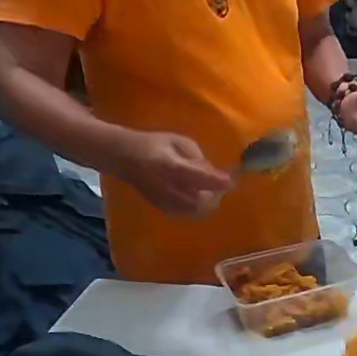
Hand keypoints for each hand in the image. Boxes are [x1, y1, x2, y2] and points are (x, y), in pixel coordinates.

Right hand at [114, 131, 232, 218]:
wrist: (126, 158)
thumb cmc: (154, 144)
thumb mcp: (178, 142)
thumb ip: (197, 158)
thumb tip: (214, 174)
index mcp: (171, 167)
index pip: (198, 177)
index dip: (216, 181)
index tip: (231, 181)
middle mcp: (167, 188)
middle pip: (200, 201)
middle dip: (214, 195)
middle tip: (220, 186)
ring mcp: (164, 201)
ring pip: (195, 211)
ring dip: (207, 203)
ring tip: (209, 190)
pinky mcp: (163, 209)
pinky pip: (187, 214)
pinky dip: (197, 208)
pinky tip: (197, 196)